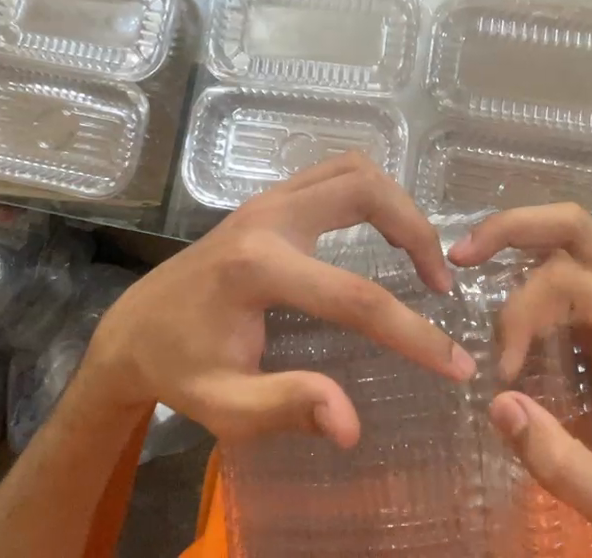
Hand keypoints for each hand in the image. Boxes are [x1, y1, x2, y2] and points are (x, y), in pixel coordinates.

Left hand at [80, 154, 475, 447]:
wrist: (135, 326)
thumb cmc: (179, 368)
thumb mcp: (225, 404)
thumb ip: (287, 407)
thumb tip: (351, 423)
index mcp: (257, 269)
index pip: (354, 296)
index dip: (413, 333)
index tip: (456, 364)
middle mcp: (267, 218)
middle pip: (362, 191)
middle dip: (414, 230)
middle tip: (439, 283)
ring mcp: (266, 199)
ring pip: (350, 169)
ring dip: (395, 203)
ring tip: (418, 255)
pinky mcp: (267, 199)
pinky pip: (332, 173)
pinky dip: (370, 193)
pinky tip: (381, 234)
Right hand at [449, 204, 591, 557]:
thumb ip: (565, 468)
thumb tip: (499, 402)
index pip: (572, 281)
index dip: (522, 314)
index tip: (503, 373)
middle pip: (575, 226)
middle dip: (512, 228)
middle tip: (460, 257)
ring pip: (568, 234)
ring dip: (514, 238)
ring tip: (466, 264)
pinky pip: (565, 260)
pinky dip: (523, 260)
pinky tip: (494, 286)